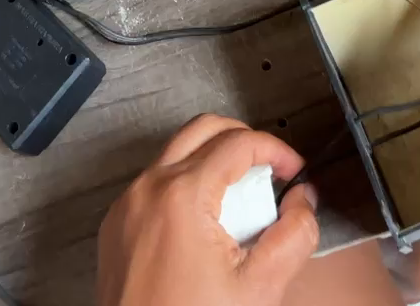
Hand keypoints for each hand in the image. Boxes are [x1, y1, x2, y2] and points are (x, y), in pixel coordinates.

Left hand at [97, 114, 318, 305]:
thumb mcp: (260, 290)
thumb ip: (294, 236)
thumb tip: (303, 199)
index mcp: (183, 194)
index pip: (238, 143)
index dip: (275, 151)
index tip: (295, 172)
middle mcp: (149, 186)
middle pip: (204, 129)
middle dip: (243, 141)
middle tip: (269, 172)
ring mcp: (127, 203)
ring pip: (177, 151)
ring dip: (213, 160)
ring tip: (242, 199)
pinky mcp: (116, 223)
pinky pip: (155, 181)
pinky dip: (185, 183)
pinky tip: (206, 222)